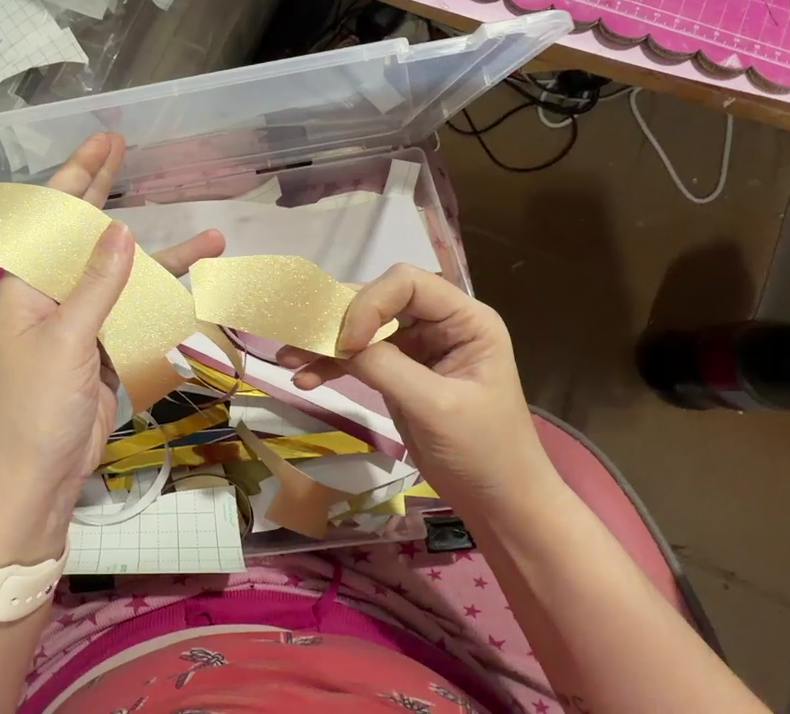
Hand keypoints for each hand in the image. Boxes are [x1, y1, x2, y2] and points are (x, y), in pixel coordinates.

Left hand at [0, 133, 223, 566]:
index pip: (52, 216)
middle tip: (124, 147)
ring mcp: (81, 320)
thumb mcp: (67, 340)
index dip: (77, 175)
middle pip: (84, 232)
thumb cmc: (37, 405)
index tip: (103, 143)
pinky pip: (137, 311)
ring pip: (124, 275)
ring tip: (212, 235)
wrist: (39, 476)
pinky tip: (199, 290)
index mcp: (28, 283)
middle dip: (103, 190)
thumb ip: (97, 285)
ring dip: (164, 258)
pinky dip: (165, 299)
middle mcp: (52, 292)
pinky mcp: (103, 347)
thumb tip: (121, 229)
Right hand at [276, 263, 554, 509]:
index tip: (347, 342)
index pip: (407, 284)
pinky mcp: (399, 371)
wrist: (500, 504)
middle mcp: (441, 323)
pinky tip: (305, 378)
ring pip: (363, 327)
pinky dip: (331, 364)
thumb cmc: (484, 453)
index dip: (370, 303)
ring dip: (326, 342)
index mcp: (466, 320)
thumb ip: (387, 367)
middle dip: (338, 319)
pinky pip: (359, 356)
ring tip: (289, 358)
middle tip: (300, 339)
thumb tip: (338, 343)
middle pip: (379, 299)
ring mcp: (418, 347)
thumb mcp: (436, 407)